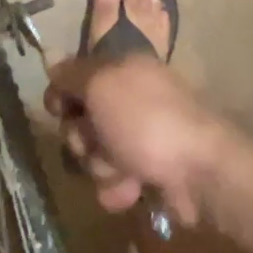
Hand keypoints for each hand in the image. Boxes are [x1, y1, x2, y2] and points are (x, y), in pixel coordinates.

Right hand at [44, 55, 231, 225]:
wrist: (200, 172)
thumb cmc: (146, 121)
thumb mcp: (101, 84)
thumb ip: (71, 74)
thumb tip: (52, 63)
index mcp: (123, 70)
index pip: (76, 77)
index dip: (61, 95)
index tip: (58, 110)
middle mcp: (131, 100)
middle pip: (81, 120)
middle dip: (81, 138)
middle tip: (93, 143)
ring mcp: (141, 137)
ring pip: (94, 154)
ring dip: (100, 166)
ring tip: (121, 171)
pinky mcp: (148, 171)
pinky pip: (114, 179)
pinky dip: (118, 186)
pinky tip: (131, 189)